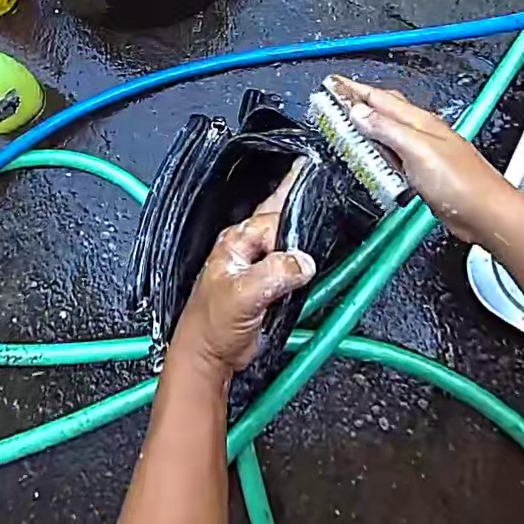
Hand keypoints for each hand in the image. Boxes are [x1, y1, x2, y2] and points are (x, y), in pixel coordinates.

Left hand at [170, 163, 316, 377]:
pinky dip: (301, 247)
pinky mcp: (267, 281)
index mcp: (237, 242)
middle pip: (277, 213)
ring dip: (299, 217)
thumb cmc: (212, 325)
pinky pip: (289, 257)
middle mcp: (246, 247)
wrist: (209, 356)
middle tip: (311, 167)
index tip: (314, 182)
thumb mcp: (243, 296)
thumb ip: (274, 275)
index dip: (296, 209)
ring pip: (284, 233)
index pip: (273, 217)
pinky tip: (310, 241)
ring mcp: (256, 263)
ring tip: (314, 192)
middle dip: (294, 191)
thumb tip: (304, 261)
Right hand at [326, 76, 515, 244]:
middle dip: (357, 102)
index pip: (378, 97)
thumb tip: (358, 112)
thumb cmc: (462, 183)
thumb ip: (386, 129)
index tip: (332, 84)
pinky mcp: (422, 171)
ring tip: (346, 124)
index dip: (353, 89)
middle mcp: (420, 132)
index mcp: (419, 120)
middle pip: (383, 109)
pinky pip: (393, 154)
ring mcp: (422, 151)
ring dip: (365, 125)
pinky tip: (372, 156)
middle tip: (334, 100)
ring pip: (387, 131)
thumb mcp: (417, 149)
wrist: (486, 214)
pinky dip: (377, 150)